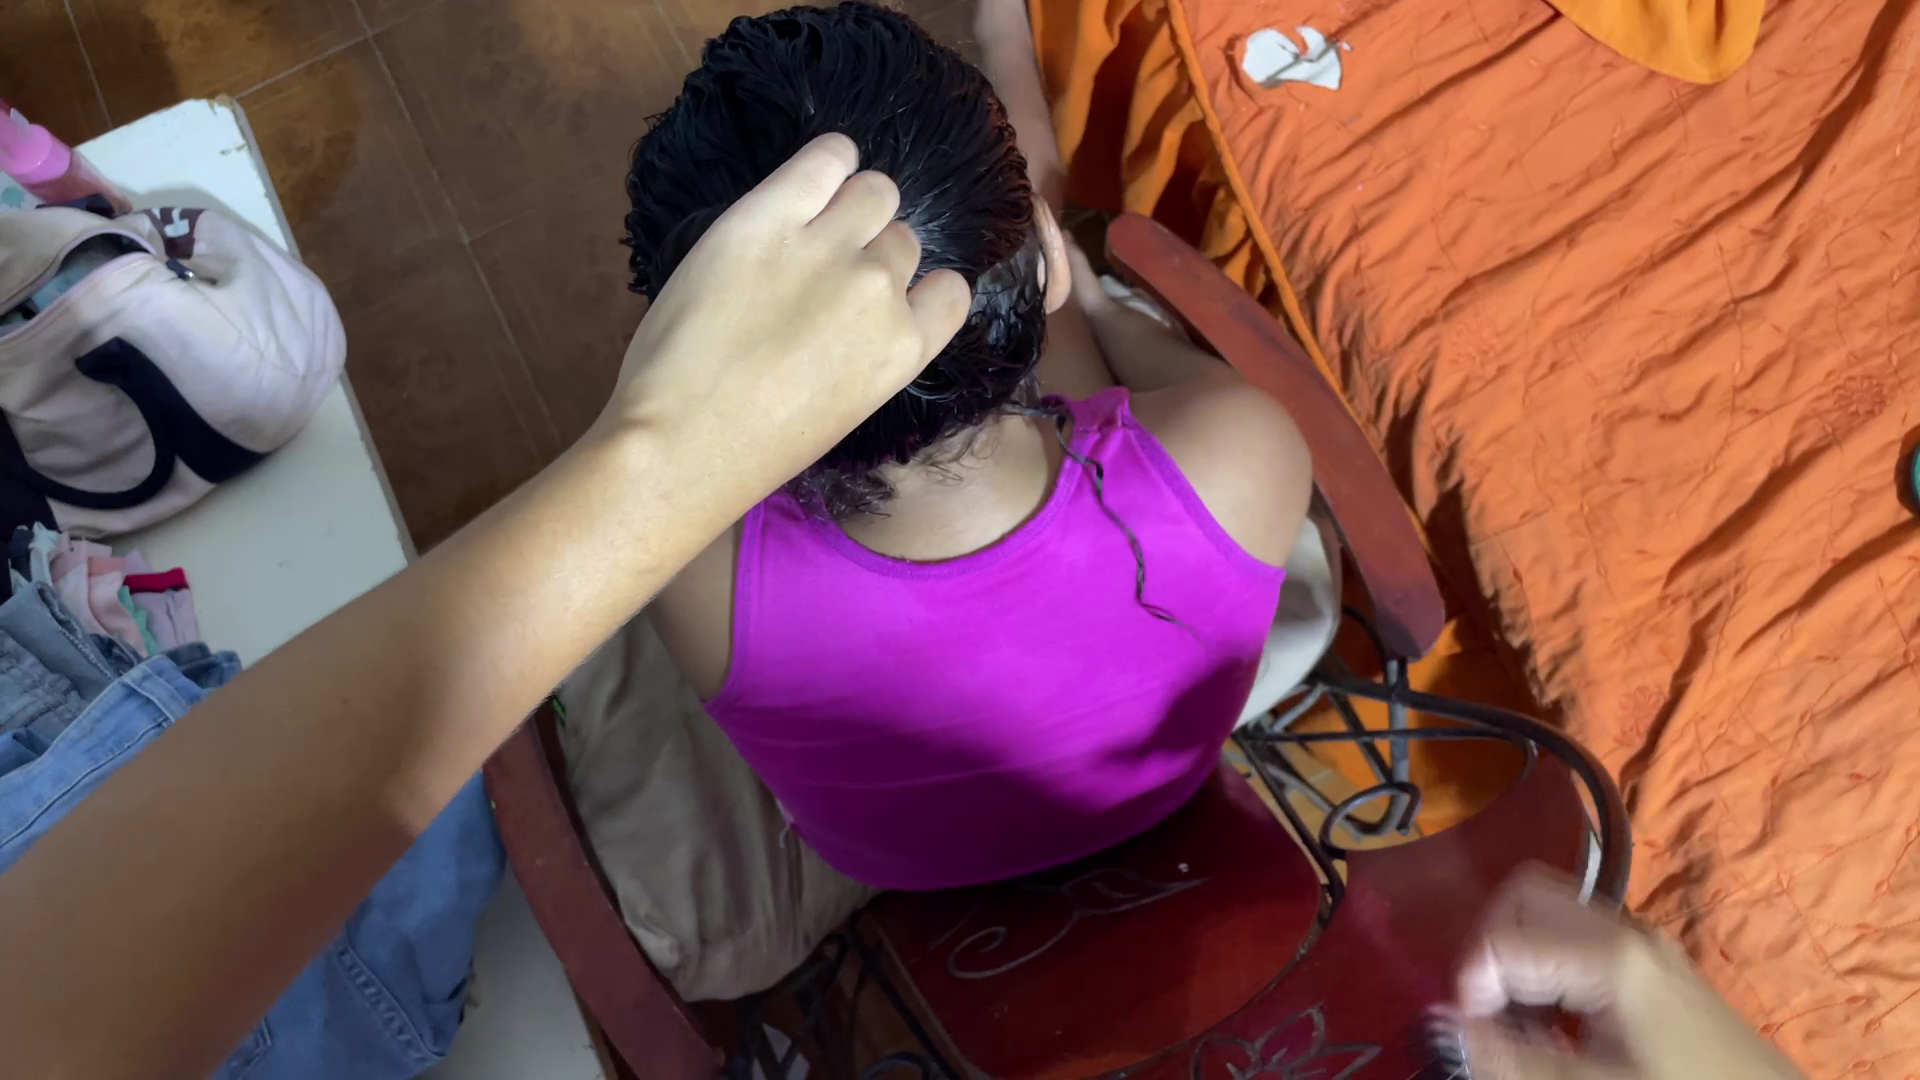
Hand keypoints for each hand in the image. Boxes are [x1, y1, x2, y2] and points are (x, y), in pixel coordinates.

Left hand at [599, 133, 970, 502]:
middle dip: (873, 254)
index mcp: (905, 350)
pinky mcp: (770, 217)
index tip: (890, 299)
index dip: (920, 291)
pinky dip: (831, 160)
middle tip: (826, 277)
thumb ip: (873, 350)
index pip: (950, 292)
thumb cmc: (763, 445)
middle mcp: (880, 290)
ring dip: (856, 206)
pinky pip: (827, 158)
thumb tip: (866, 306)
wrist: (686, 440)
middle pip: (903, 240)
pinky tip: (822, 172)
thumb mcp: (848, 406)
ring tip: (819, 226)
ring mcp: (828, 248)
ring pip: (875, 193)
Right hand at [1455, 869, 1803, 1079]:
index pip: (1504, 940)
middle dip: (1492, 943)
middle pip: (1523, 897)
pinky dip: (1550, 957)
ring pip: (1549, 907)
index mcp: (1608, 954)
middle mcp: (1622, 929)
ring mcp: (1642, 940)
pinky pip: (1577, 930)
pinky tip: (1560, 1014)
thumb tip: (1436, 1024)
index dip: (1472, 980)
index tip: (1470, 1025)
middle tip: (1491, 1000)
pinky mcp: (1653, 960)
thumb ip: (1512, 1056)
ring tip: (1523, 1010)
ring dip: (1520, 948)